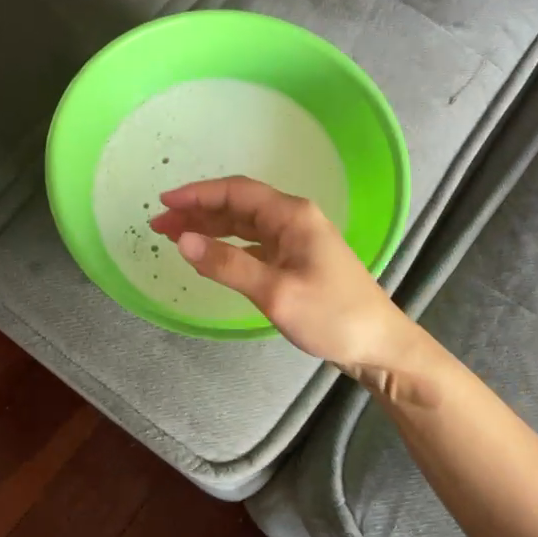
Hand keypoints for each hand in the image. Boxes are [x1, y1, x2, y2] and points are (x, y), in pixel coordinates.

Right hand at [149, 177, 419, 375]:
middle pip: (237, 205)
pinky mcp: (297, 260)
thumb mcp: (275, 292)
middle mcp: (294, 219)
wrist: (378, 345)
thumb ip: (227, 264)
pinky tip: (208, 256)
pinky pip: (254, 243)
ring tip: (173, 237)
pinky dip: (228, 246)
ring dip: (209, 228)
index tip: (164, 201)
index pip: (236, 192)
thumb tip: (183, 241)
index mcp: (292, 215)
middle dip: (197, 211)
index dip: (197, 194)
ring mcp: (297, 239)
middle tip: (158, 225)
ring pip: (244, 224)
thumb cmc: (331, 316)